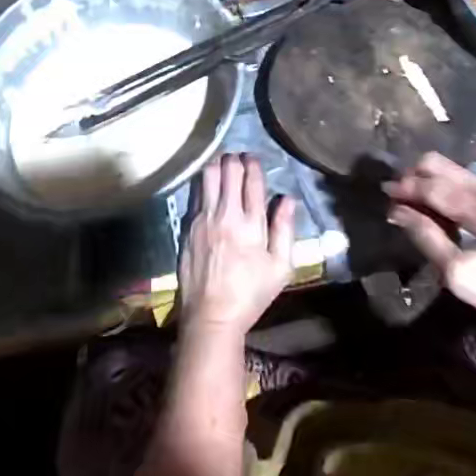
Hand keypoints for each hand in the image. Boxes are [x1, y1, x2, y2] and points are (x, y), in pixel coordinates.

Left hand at [179, 153, 296, 335]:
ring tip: (222, 166)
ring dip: (216, 166)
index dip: (254, 164)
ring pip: (207, 176)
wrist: (210, 317)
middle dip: (235, 159)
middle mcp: (225, 215)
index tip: (255, 158)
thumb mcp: (281, 267)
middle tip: (239, 158)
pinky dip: (203, 185)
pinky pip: (194, 195)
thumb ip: (285, 229)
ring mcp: (202, 220)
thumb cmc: (250, 294)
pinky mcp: (186, 228)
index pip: (252, 180)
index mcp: (251, 223)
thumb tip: (288, 199)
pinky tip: (207, 188)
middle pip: (228, 170)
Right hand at [385, 153, 475, 362]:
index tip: (383, 193)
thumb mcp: (459, 276)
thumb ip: (427, 237)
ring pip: (450, 168)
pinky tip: (432, 206)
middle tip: (394, 197)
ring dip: (426, 180)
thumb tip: (397, 211)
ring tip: (409, 202)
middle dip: (413, 176)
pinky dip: (441, 185)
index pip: (435, 188)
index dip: (406, 188)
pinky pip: (461, 177)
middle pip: (440, 165)